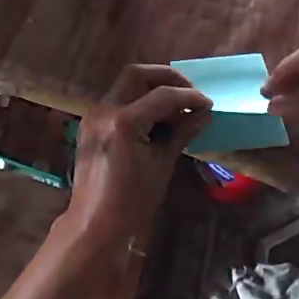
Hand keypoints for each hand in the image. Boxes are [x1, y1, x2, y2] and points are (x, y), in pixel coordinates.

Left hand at [67, 64, 212, 236]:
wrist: (94, 223)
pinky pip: (116, 102)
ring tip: (176, 109)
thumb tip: (203, 113)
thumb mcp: (162, 165)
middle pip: (136, 75)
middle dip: (166, 78)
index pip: (163, 95)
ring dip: (151, 90)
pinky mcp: (89, 125)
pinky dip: (137, 103)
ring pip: (124, 86)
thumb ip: (181, 133)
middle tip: (190, 94)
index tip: (208, 104)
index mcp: (123, 121)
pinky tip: (156, 120)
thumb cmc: (132, 201)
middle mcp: (104, 110)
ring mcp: (93, 116)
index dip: (189, 96)